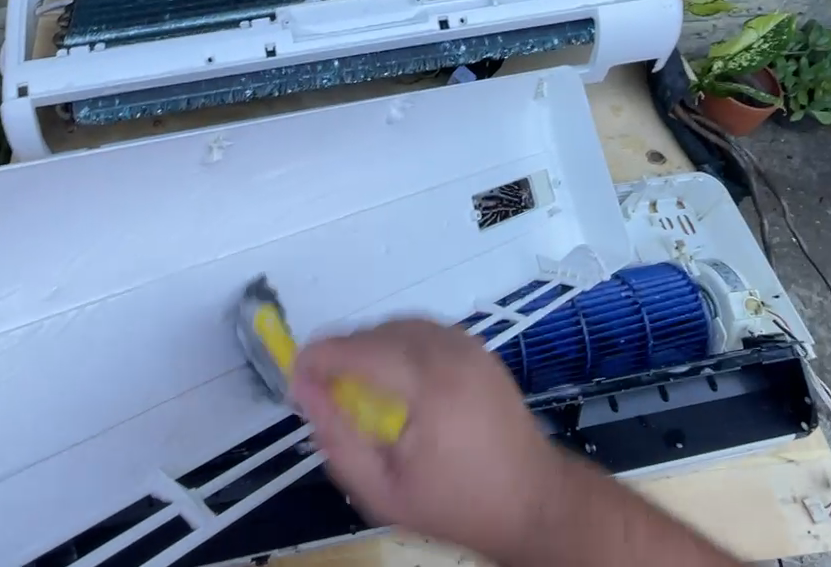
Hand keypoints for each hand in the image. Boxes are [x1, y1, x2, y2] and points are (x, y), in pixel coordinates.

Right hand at [290, 319, 574, 563]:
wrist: (536, 502)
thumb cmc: (458, 504)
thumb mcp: (384, 491)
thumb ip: (338, 439)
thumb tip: (304, 392)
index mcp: (428, 381)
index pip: (357, 348)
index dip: (317, 358)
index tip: (295, 379)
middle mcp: (448, 348)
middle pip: (375, 331)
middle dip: (341, 354)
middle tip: (323, 391)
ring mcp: (466, 342)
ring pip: (396, 325)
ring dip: (368, 348)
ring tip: (357, 387)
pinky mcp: (475, 345)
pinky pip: (421, 330)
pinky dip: (396, 345)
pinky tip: (395, 381)